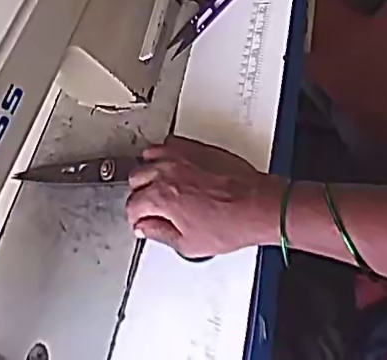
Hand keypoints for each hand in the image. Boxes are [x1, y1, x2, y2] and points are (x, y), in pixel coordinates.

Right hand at [125, 137, 282, 258]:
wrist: (254, 204)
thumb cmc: (229, 222)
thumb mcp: (188, 244)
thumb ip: (160, 233)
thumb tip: (146, 227)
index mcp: (162, 196)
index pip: (132, 205)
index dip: (135, 218)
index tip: (141, 222)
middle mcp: (167, 170)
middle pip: (135, 177)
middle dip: (140, 195)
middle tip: (149, 207)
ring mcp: (180, 155)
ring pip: (148, 156)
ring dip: (149, 171)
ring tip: (159, 186)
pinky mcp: (194, 146)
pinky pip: (168, 143)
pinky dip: (165, 154)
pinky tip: (172, 167)